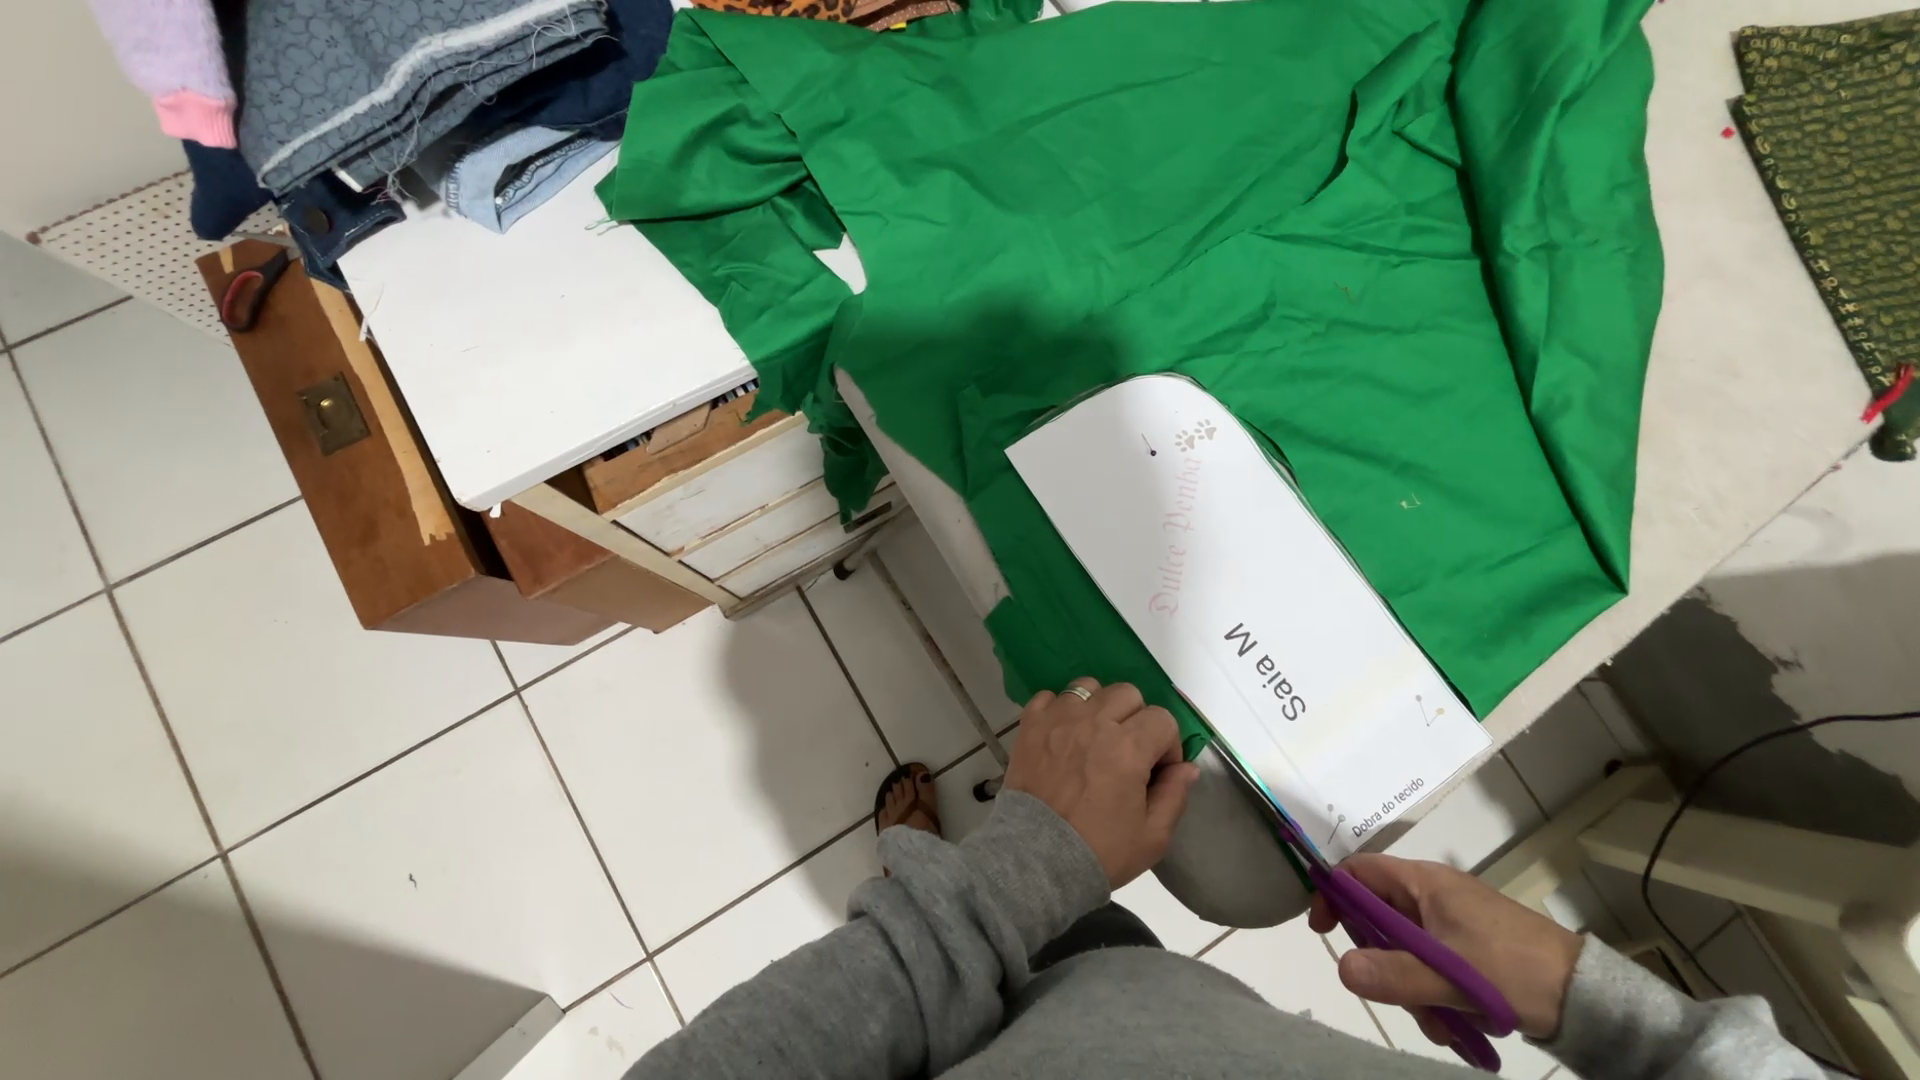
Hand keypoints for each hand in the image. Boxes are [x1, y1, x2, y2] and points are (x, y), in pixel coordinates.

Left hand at [1002, 677, 1200, 886]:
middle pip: (1128, 694)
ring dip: (1099, 707)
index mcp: (1127, 748)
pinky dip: (1061, 709)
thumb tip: (1187, 767)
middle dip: (1137, 719)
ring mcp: (1058, 720)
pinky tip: (1064, 734)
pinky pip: (1050, 697)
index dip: (1167, 745)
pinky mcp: (1030, 725)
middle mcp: (1093, 723)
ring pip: (1089, 687)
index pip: (1162, 720)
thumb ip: (1174, 795)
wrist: (1035, 860)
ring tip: (1094, 737)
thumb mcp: (1152, 836)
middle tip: (1127, 752)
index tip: (1156, 771)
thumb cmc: (1099, 850)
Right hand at [1309, 854, 1584, 1041]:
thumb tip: (1341, 969)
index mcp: (1423, 882)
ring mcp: (1452, 922)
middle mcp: (1432, 894)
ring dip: (1410, 986)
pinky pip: (1430, 964)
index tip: (1324, 932)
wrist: (1590, 998)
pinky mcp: (1469, 948)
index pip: (1357, 871)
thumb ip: (1394, 974)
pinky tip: (1454, 1022)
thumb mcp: (1451, 976)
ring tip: (1438, 1022)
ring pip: (1403, 948)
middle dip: (1380, 959)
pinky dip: (1433, 992)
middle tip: (1394, 992)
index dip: (1333, 895)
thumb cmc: (1516, 971)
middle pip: (1377, 915)